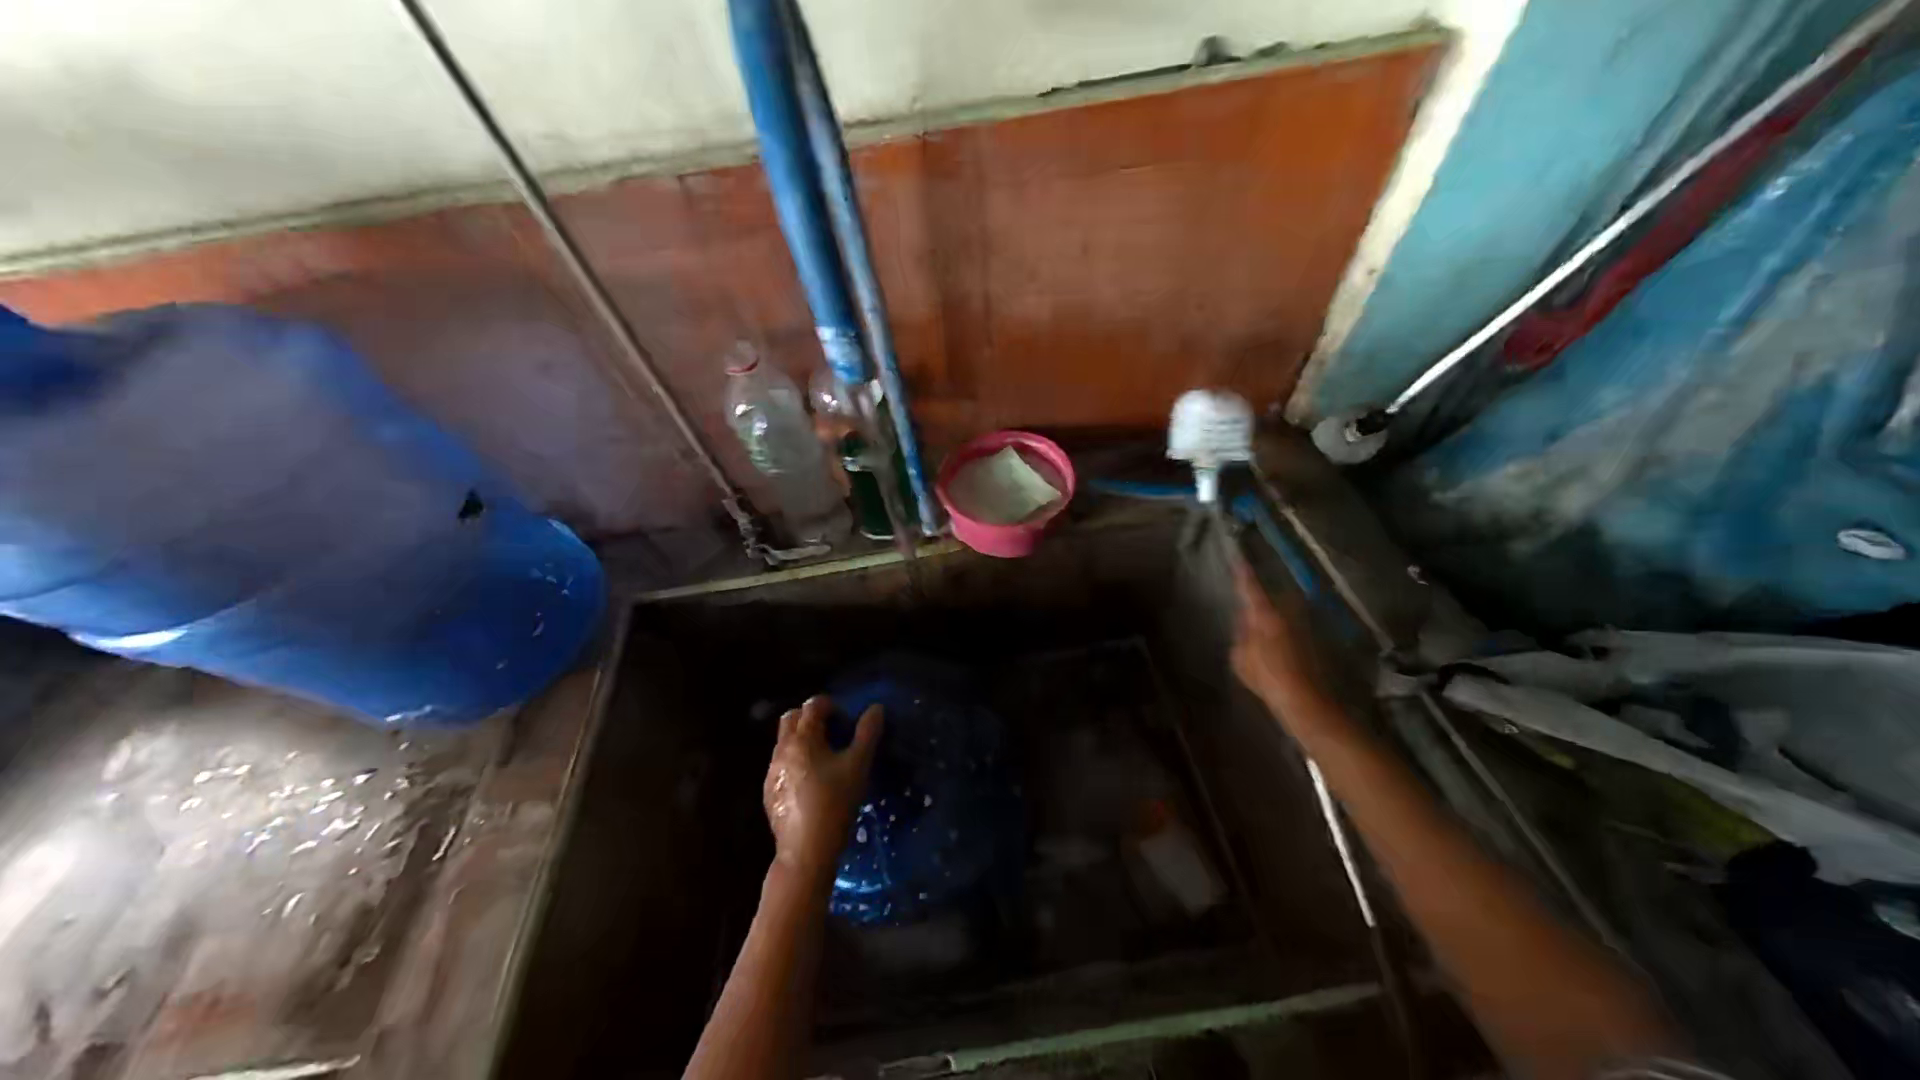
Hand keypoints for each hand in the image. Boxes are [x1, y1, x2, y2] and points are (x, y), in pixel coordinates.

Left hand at [763, 695, 883, 879]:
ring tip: (824, 756)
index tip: (845, 718)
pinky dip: (795, 761)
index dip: (830, 705)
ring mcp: (772, 771)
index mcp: (802, 738)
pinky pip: (781, 764)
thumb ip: (868, 733)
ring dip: (802, 739)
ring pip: (784, 742)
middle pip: (791, 718)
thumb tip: (876, 708)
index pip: (813, 705)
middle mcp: (782, 749)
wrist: (806, 850)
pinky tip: (811, 782)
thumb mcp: (858, 766)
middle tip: (833, 731)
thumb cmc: (835, 802)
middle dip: (811, 716)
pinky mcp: (769, 791)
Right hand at [1230, 550, 1324, 714]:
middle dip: (1263, 598)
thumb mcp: (1241, 659)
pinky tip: (1281, 644)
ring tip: (1265, 624)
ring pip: (1286, 612)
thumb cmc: (1269, 679)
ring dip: (1277, 614)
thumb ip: (1241, 636)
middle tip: (1250, 602)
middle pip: (1273, 597)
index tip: (1239, 558)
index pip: (1251, 588)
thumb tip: (1246, 623)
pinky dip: (1287, 630)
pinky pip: (1295, 627)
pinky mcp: (1317, 640)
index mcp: (1266, 615)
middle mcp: (1288, 613)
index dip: (1243, 573)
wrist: (1308, 703)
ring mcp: (1305, 626)